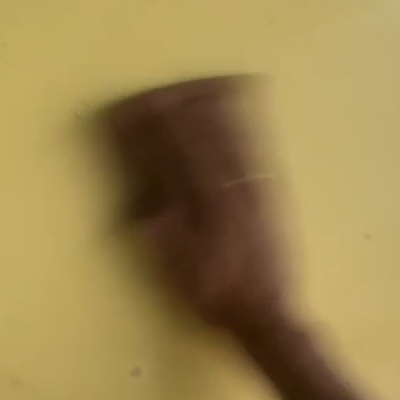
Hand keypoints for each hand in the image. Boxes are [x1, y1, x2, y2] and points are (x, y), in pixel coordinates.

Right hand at [104, 77, 290, 335]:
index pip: (173, 156)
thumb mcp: (177, 269)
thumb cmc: (214, 299)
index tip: (127, 112)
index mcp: (206, 210)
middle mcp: (233, 190)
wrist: (268, 315)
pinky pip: (257, 141)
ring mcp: (256, 186)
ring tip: (188, 84)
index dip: (149, 132)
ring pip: (231, 133)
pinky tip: (237, 98)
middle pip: (202, 137)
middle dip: (174, 111)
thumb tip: (146, 190)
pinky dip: (244, 115)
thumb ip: (163, 228)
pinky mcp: (272, 189)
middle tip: (151, 92)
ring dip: (208, 105)